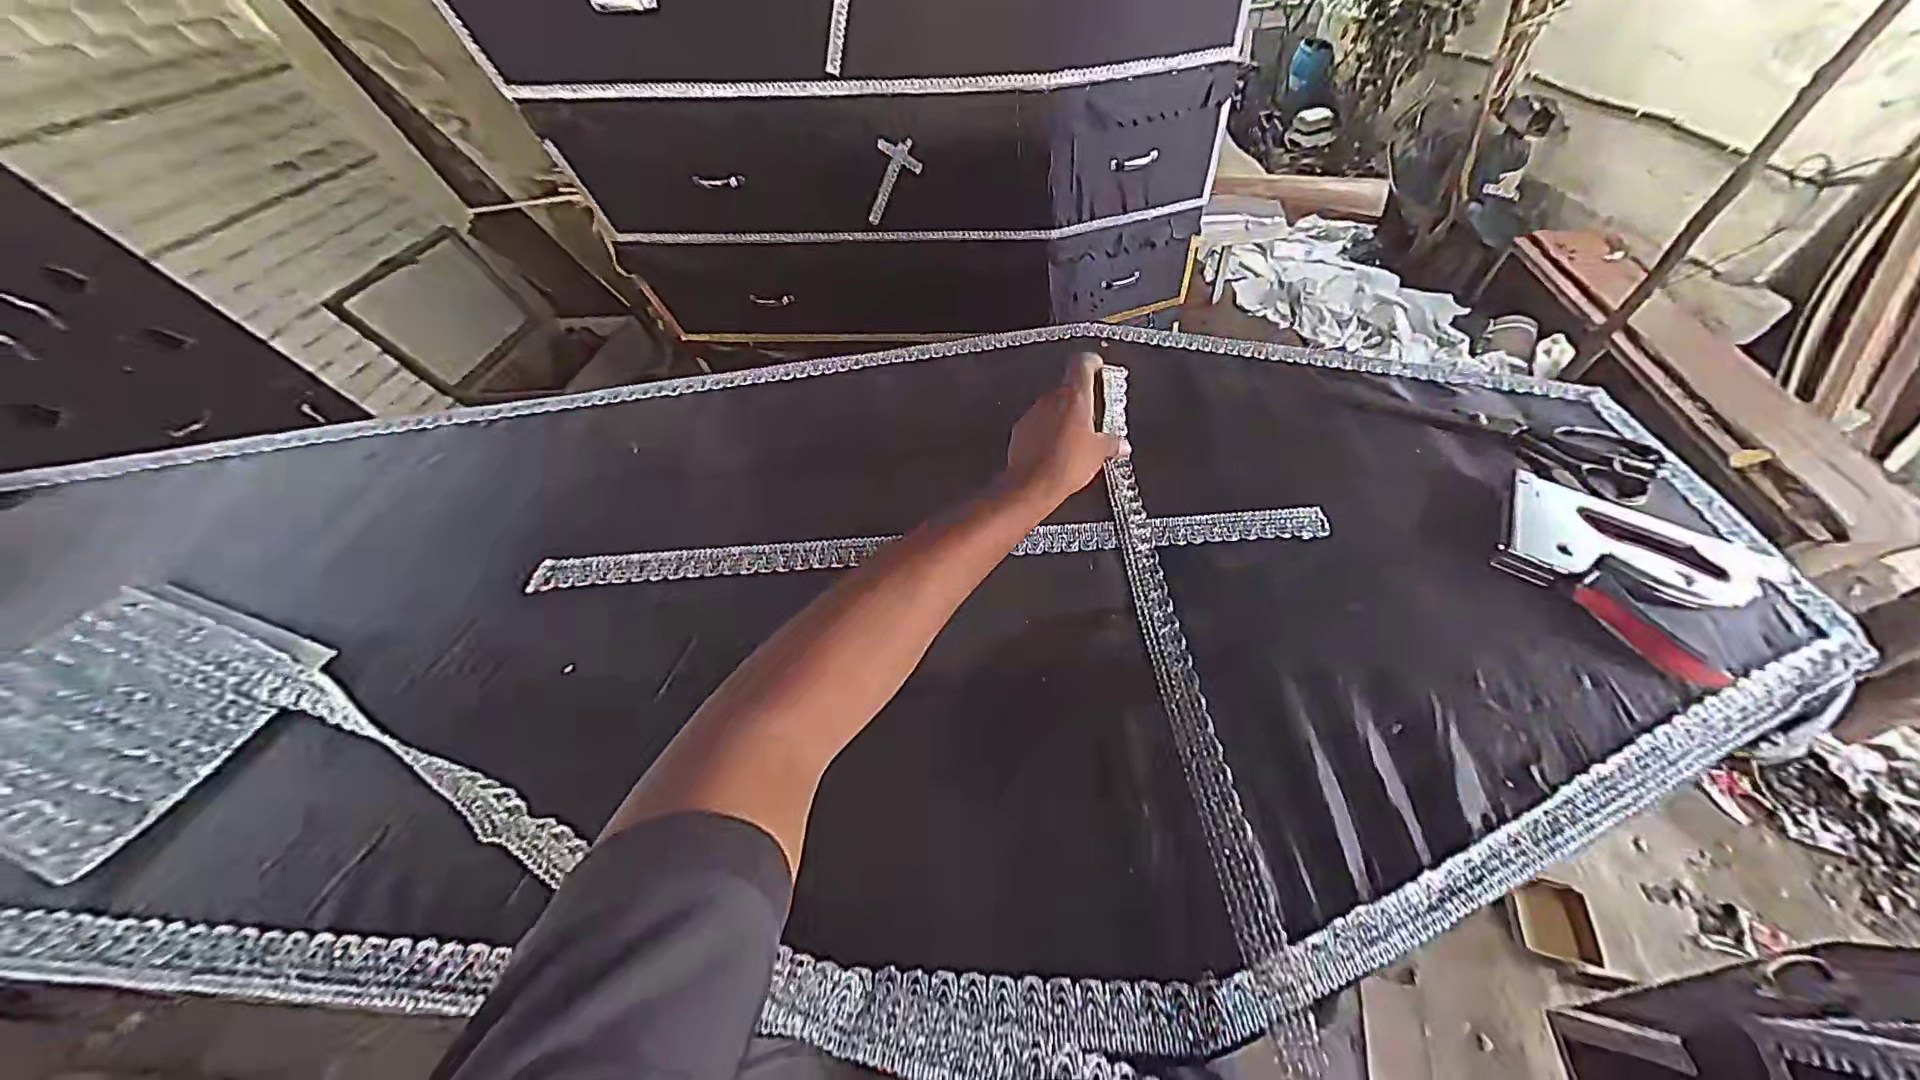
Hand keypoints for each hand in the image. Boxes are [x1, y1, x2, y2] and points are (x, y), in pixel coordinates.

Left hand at [1001, 352, 1130, 507]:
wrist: (1032, 486)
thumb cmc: (1065, 466)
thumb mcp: (1098, 454)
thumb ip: (1111, 443)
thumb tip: (1120, 444)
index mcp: (1075, 397)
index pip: (1082, 364)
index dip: (1091, 363)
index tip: (1097, 366)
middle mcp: (1051, 400)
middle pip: (1067, 388)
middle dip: (1080, 401)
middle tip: (1092, 418)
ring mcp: (1033, 414)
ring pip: (1052, 407)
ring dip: (1062, 417)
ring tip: (1074, 439)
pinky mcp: (1020, 430)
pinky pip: (1037, 424)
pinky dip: (1046, 431)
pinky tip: (1055, 449)